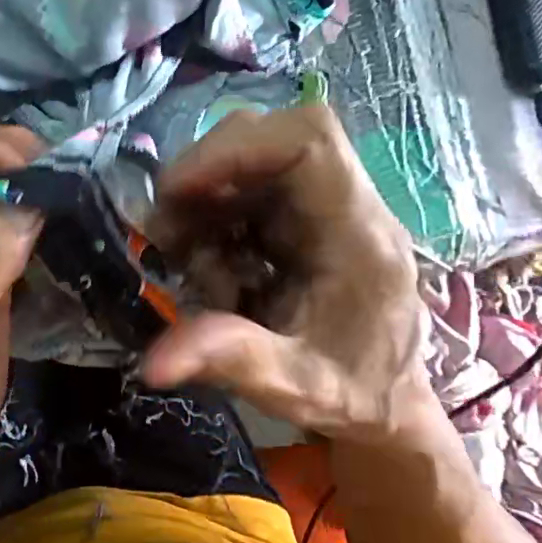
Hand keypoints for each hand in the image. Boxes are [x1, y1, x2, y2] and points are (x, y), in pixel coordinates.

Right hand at [140, 104, 432, 442]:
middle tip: (167, 231)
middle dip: (205, 175)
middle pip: (271, 138)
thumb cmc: (354, 393)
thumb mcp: (297, 388)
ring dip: (200, 202)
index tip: (176, 192)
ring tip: (181, 257)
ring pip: (249, 163)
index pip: (307, 142)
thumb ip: (233, 361)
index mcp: (358, 235)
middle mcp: (343, 207)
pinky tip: (202, 265)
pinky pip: (243, 193)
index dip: (233, 150)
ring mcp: (320, 211)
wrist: (388, 403)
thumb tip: (154, 362)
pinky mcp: (299, 223)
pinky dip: (207, 219)